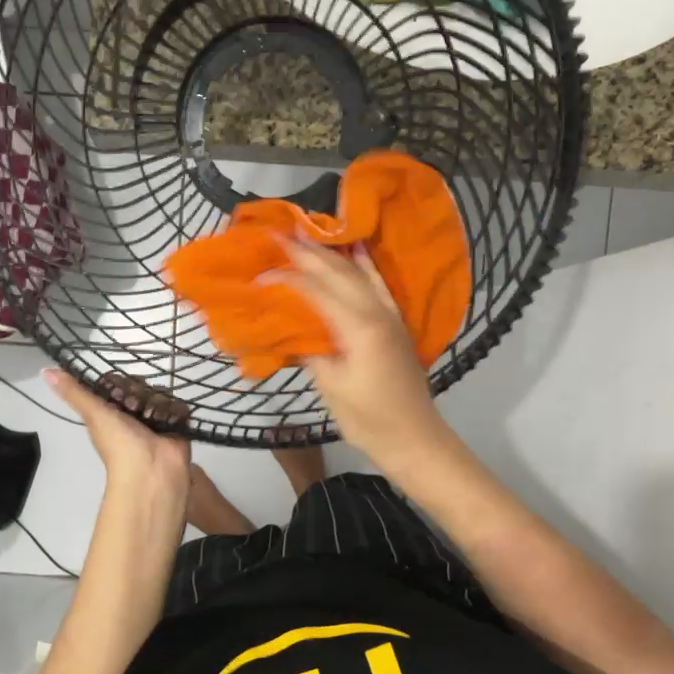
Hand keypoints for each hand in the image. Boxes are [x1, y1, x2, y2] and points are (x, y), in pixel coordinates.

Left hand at [44, 368, 191, 494]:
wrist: (151, 470)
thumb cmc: (118, 443)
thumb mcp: (93, 414)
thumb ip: (74, 392)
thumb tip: (44, 371)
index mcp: (110, 412)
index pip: (118, 382)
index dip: (119, 382)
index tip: (117, 390)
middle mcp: (132, 414)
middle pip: (140, 385)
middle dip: (139, 393)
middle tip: (135, 408)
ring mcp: (155, 419)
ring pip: (159, 392)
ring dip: (156, 403)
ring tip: (152, 417)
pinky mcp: (176, 424)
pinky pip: (178, 405)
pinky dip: (174, 411)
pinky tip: (168, 420)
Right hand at [278, 239, 452, 467]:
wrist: (414, 437)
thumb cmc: (369, 419)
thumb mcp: (332, 387)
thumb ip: (312, 350)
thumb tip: (291, 328)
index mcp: (359, 327)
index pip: (317, 292)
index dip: (287, 279)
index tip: (259, 272)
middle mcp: (377, 312)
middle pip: (339, 273)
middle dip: (307, 254)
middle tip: (278, 236)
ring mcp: (390, 316)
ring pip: (359, 273)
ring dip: (332, 254)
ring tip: (307, 236)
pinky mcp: (396, 324)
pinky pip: (378, 285)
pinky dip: (364, 265)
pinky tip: (356, 249)